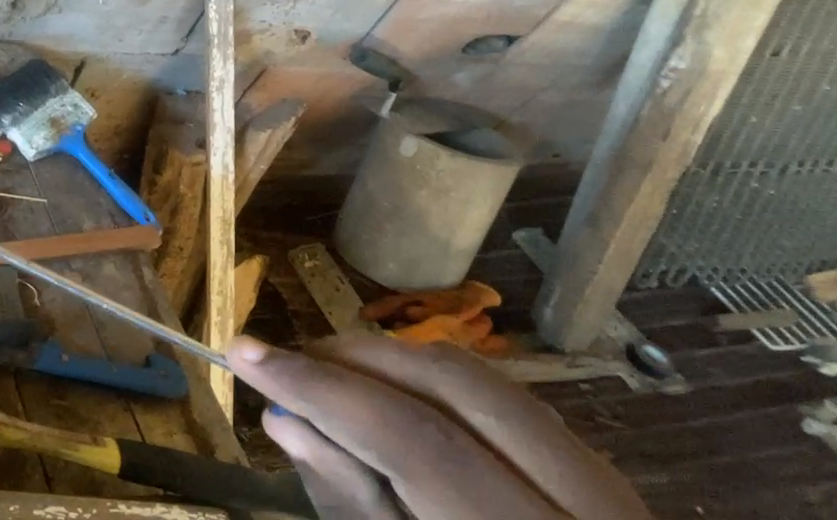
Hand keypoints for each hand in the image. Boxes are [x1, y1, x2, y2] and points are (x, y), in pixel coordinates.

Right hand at [228, 335, 651, 519]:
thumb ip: (353, 507)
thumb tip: (283, 419)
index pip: (417, 440)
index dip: (320, 388)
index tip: (240, 353)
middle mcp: (597, 513)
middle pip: (456, 387)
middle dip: (353, 359)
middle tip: (280, 359)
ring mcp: (616, 496)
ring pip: (484, 383)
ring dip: (388, 364)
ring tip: (320, 372)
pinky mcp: (608, 486)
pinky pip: (506, 405)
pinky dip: (430, 387)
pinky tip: (383, 397)